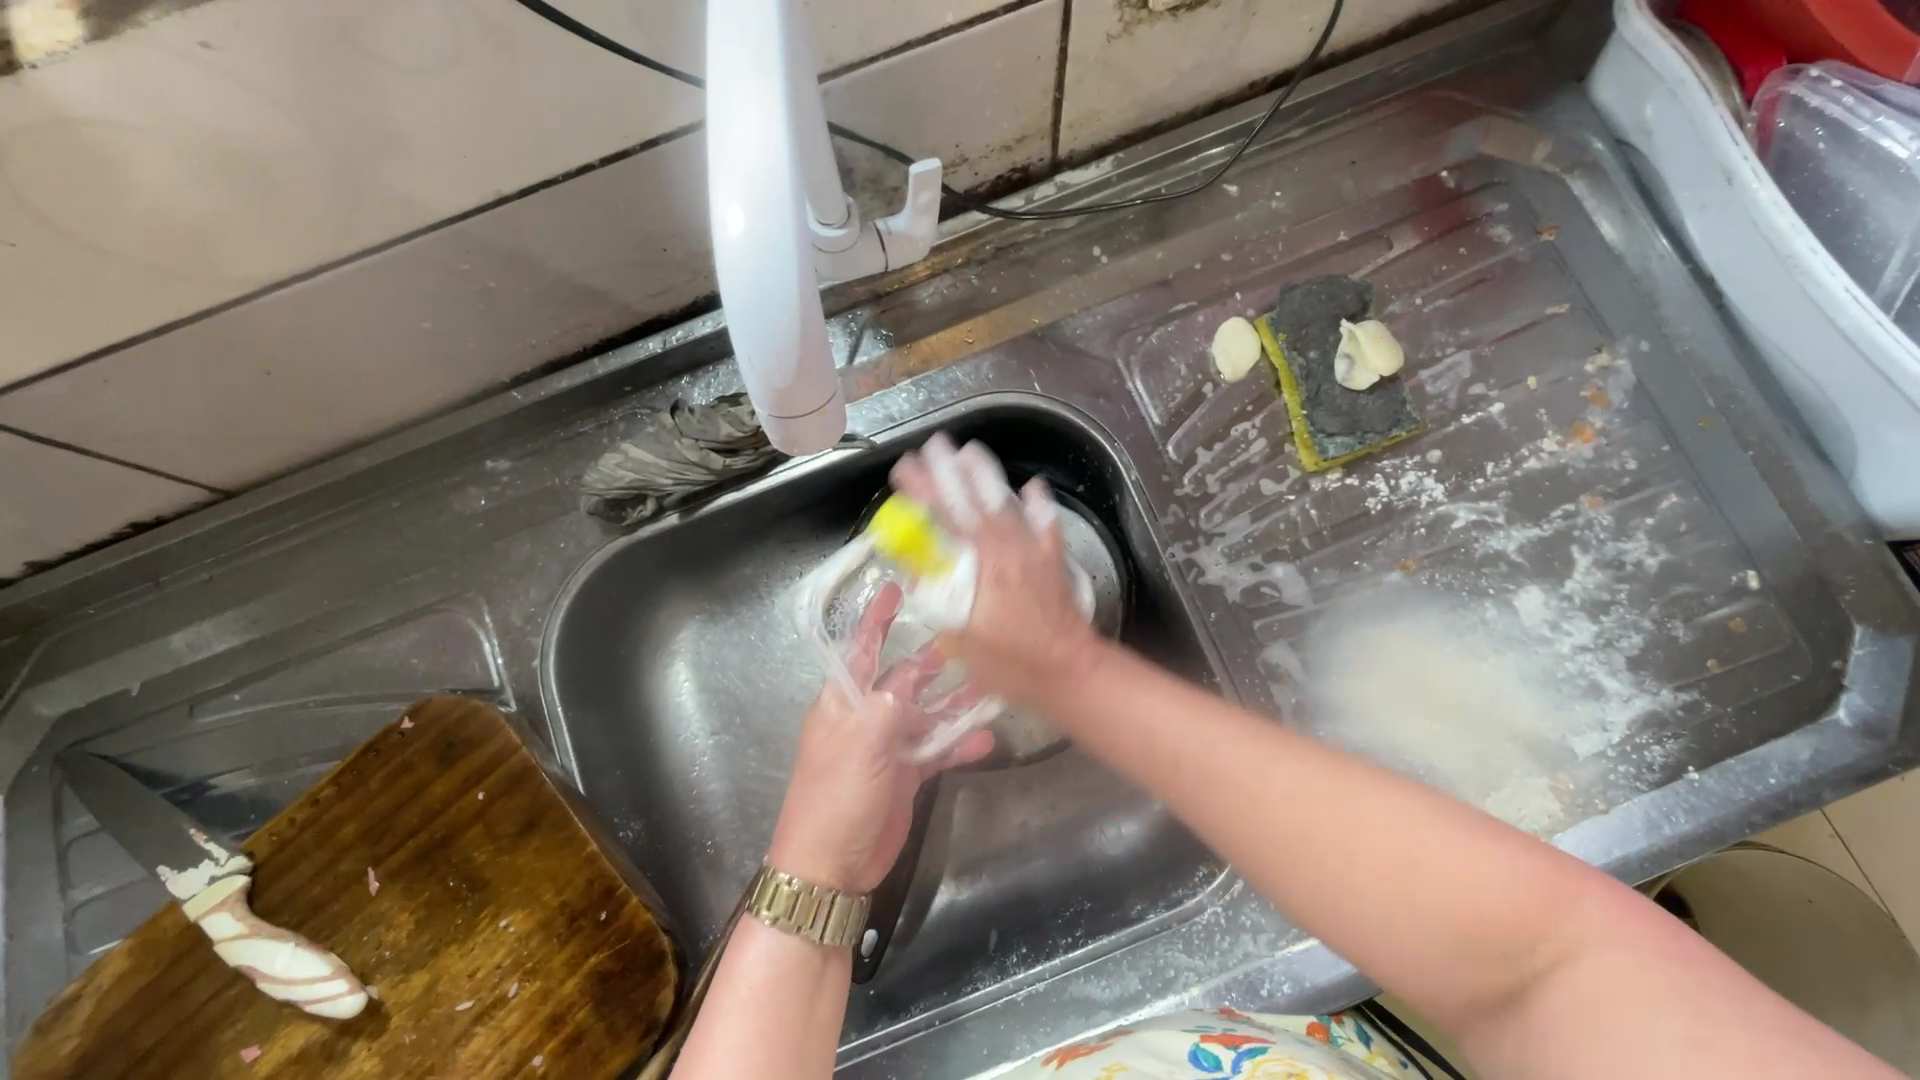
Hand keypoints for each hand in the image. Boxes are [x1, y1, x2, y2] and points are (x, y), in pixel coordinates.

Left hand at [768, 584, 992, 893]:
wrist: (831, 868)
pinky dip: (959, 742)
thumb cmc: (836, 798)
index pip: (859, 648)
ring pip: (927, 713)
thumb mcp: (859, 745)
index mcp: (843, 702)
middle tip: (967, 640)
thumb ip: (887, 705)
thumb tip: (909, 680)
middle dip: (931, 660)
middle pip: (903, 678)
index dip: (875, 619)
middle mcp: (866, 717)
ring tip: (991, 685)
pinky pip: (937, 749)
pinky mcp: (906, 774)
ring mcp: (887, 747)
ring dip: (954, 700)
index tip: (894, 589)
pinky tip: (987, 736)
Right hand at [889, 433, 1105, 706]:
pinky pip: (1045, 526)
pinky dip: (1038, 505)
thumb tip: (916, 567)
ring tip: (970, 452)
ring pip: (1008, 505)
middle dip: (950, 472)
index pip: (945, 517)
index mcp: (982, 563)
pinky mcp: (1053, 563)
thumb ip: (937, 598)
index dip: (922, 491)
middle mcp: (1008, 548)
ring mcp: (1034, 552)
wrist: (1070, 672)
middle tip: (933, 447)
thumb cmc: (1012, 663)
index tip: (903, 470)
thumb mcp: (960, 637)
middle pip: (974, 501)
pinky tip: (1032, 486)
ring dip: (987, 477)